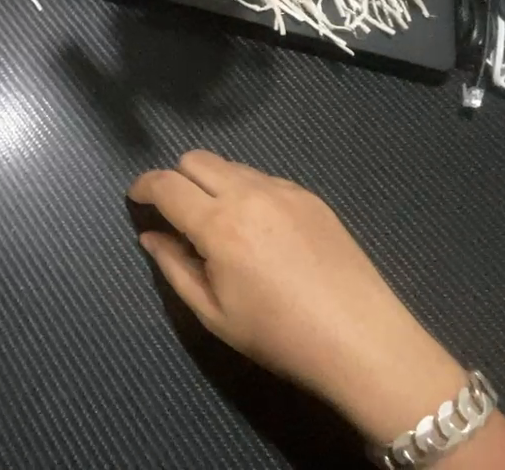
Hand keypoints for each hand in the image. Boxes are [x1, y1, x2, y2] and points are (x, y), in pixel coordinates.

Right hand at [129, 152, 466, 445]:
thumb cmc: (281, 337)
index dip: (142, 186)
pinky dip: (245, 191)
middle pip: (193, 158)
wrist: (368, 347)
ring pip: (228, 164)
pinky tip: (259, 230)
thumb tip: (150, 236)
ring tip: (221, 223)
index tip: (136, 199)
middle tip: (177, 213)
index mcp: (219, 225)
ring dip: (210, 182)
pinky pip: (261, 177)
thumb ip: (173, 267)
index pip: (165, 184)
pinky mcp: (310, 196)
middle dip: (175, 178)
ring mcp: (283, 190)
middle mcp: (248, 194)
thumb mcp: (214, 314)